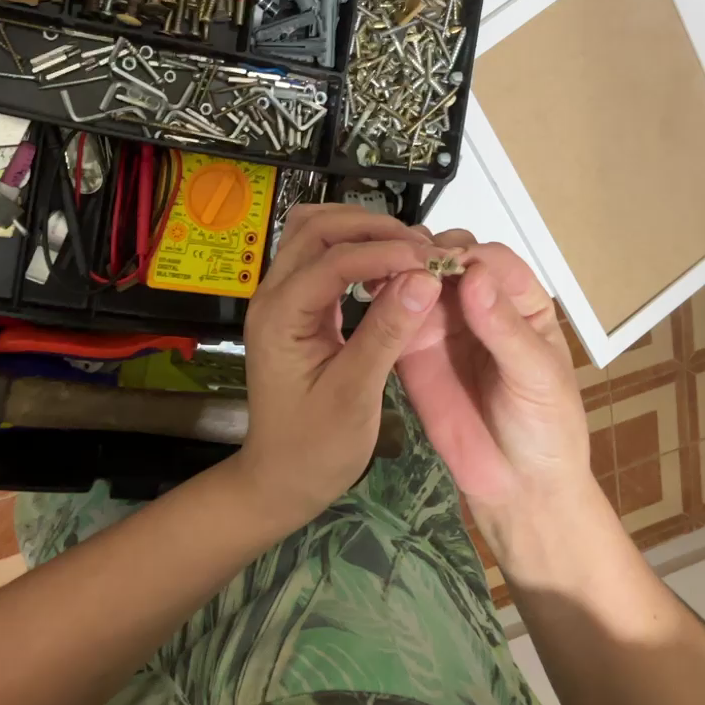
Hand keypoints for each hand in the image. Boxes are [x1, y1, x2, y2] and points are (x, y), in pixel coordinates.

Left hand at [235, 205, 448, 525]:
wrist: (280, 478)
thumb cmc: (316, 447)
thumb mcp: (355, 394)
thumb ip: (386, 333)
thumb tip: (424, 278)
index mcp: (280, 316)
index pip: (333, 259)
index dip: (385, 252)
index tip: (432, 261)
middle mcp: (272, 295)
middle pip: (315, 227)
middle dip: (370, 227)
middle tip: (421, 247)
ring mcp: (281, 298)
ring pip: (314, 233)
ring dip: (360, 230)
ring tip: (407, 250)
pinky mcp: (296, 306)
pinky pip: (320, 257)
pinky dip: (355, 250)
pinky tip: (388, 268)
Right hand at [394, 231, 599, 534]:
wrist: (515, 486)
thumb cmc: (545, 427)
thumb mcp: (537, 376)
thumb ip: (505, 328)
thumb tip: (473, 275)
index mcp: (519, 300)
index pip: (493, 260)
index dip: (471, 257)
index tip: (451, 267)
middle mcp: (479, 302)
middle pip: (451, 258)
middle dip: (431, 255)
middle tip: (411, 266)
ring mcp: (442, 323)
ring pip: (419, 278)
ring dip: (402, 268)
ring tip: (384, 270)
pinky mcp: (411, 347)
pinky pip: (395, 313)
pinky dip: (383, 297)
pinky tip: (370, 291)